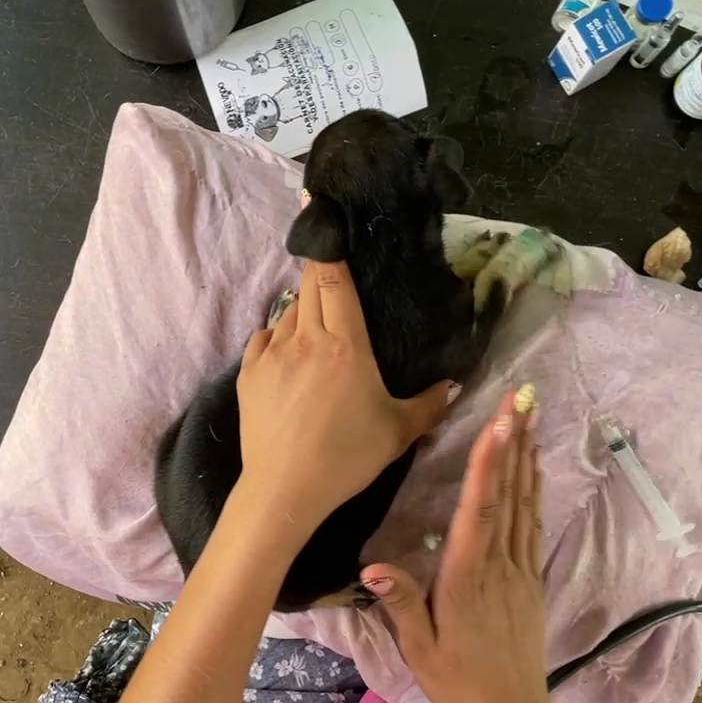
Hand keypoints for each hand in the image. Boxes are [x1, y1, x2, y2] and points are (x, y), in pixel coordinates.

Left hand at [233, 261, 452, 537]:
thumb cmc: (346, 457)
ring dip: (302, 307)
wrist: (284, 489)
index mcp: (344, 344)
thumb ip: (430, 403)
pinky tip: (288, 349)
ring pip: (287, 311)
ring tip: (316, 322)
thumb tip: (453, 384)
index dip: (329, 245)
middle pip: (309, 284)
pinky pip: (264, 338)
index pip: (335, 279)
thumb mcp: (399, 432)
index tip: (322, 214)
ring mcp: (271, 354)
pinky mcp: (248, 373)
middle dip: (319, 268)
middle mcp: (305, 338)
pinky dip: (277, 335)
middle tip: (332, 266)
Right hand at [362, 389, 551, 702]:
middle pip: (507, 494)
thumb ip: (401, 604)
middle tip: (520, 396)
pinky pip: (533, 524)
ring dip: (526, 456)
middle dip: (512, 441)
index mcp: (468, 577)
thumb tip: (372, 565)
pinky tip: (534, 467)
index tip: (500, 421)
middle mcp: (499, 565)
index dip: (489, 463)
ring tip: (529, 415)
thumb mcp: (421, 648)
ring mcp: (521, 570)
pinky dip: (533, 489)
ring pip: (525, 503)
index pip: (480, 510)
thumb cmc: (458, 680)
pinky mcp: (531, 578)